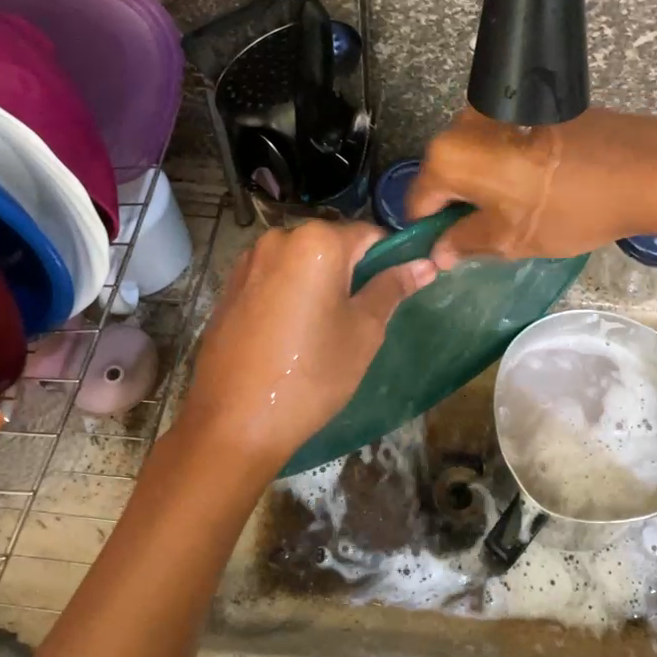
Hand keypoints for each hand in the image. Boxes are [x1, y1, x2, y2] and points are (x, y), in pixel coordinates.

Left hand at [174, 221, 436, 476]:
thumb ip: (393, 288)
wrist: (234, 422)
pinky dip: (290, 293)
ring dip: (319, 282)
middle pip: (332, 244)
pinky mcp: (230, 286)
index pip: (370, 234)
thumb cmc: (312, 374)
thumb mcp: (364, 331)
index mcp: (317, 242)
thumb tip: (426, 264)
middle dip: (350, 271)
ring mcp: (249, 261)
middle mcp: (279, 238)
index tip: (393, 294)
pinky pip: (274, 277)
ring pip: (302, 261)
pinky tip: (290, 333)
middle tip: (357, 318)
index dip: (388, 261)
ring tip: (322, 329)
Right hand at [406, 107, 656, 264]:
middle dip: (460, 206)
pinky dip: (512, 167)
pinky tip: (542, 189)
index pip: (418, 200)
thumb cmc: (570, 207)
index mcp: (450, 154)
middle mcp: (466, 123)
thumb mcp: (511, 239)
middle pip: (446, 174)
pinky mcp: (533, 107)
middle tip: (489, 238)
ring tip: (521, 215)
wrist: (645, 167)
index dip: (430, 231)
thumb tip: (440, 250)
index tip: (451, 252)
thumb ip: (465, 243)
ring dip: (487, 187)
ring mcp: (501, 110)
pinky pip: (505, 144)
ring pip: (477, 159)